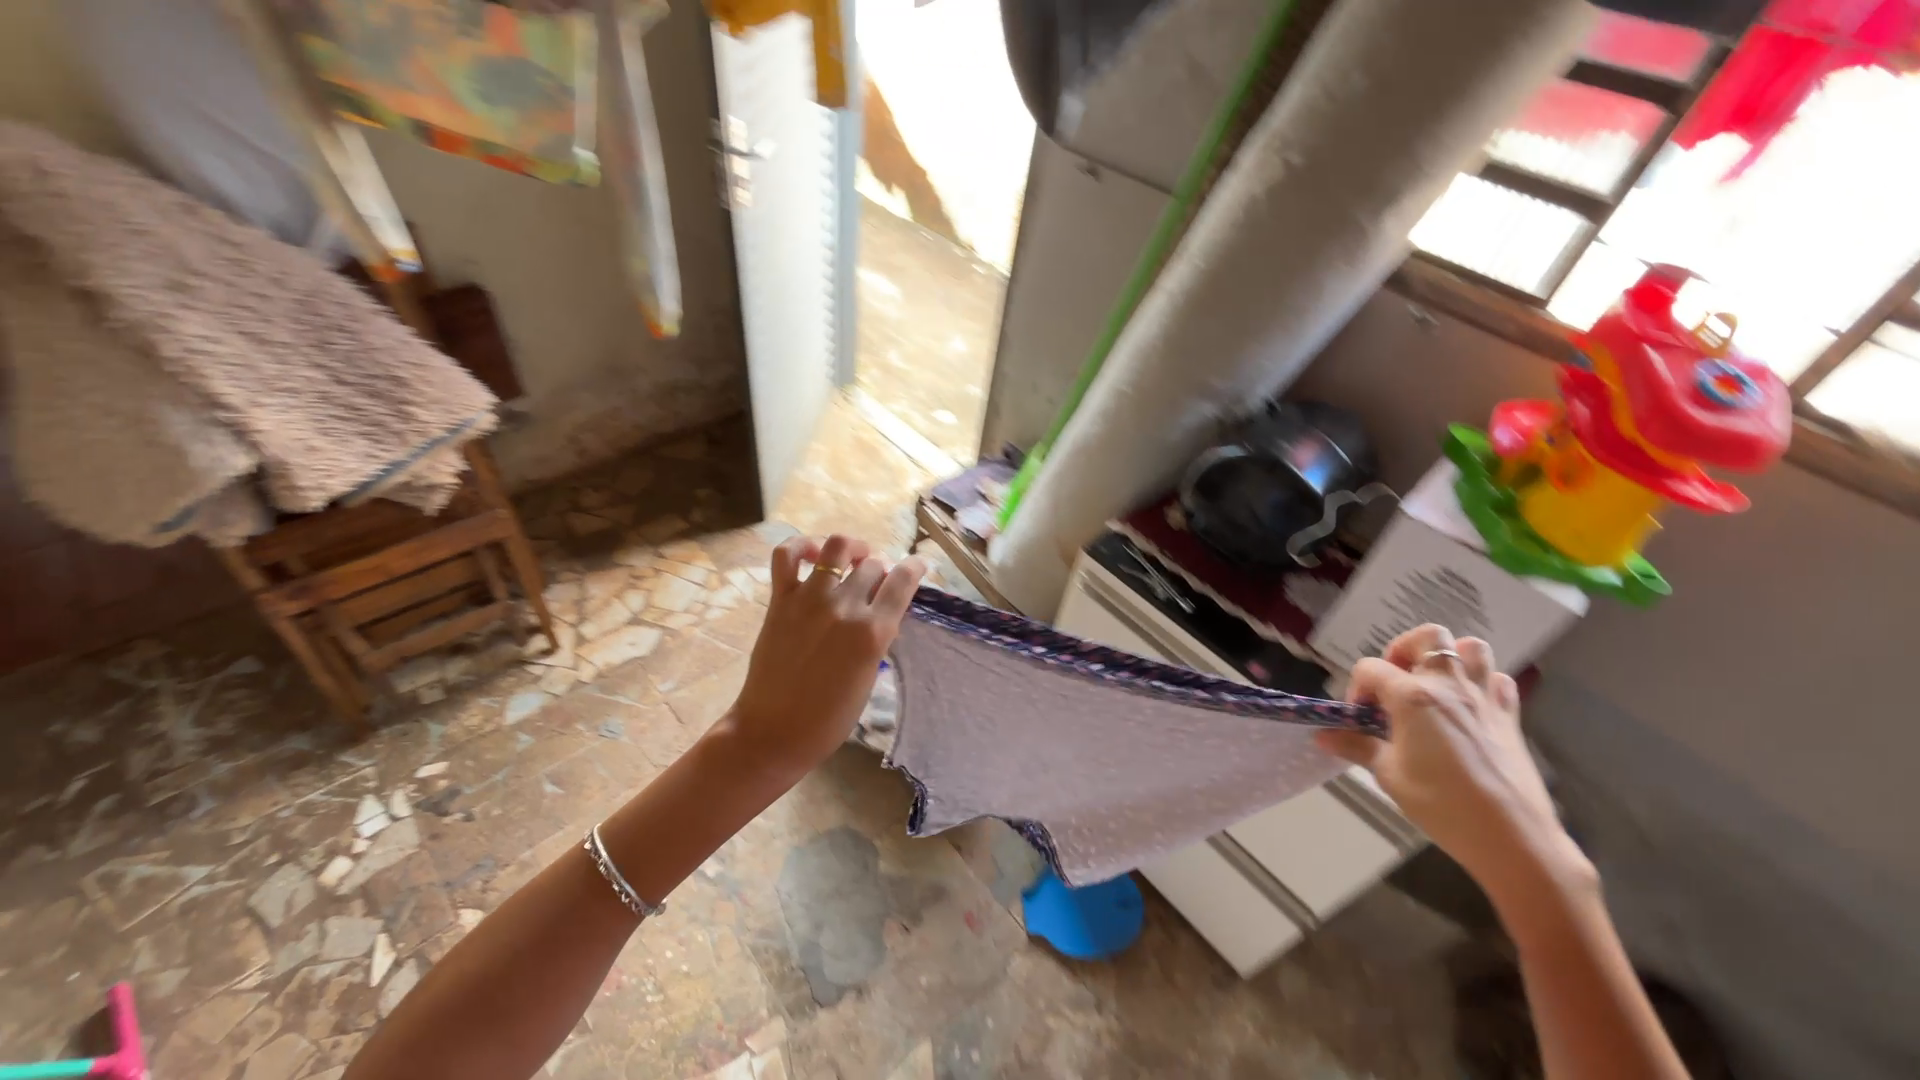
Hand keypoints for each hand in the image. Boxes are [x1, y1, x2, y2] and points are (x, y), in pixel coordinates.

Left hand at [716, 534, 925, 777]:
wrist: (775, 731)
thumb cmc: (829, 718)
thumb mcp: (868, 677)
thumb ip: (876, 639)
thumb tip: (880, 613)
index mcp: (874, 632)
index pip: (903, 581)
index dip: (915, 568)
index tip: (917, 566)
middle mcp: (845, 607)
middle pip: (873, 565)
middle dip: (880, 570)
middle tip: (876, 582)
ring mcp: (810, 599)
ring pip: (838, 548)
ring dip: (852, 549)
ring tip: (852, 558)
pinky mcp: (780, 600)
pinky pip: (786, 555)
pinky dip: (800, 546)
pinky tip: (812, 555)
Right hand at [1315, 624, 1587, 901]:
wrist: (1511, 836)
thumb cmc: (1441, 805)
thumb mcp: (1389, 776)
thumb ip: (1357, 747)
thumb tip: (1323, 737)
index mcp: (1412, 696)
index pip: (1370, 669)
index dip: (1356, 689)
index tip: (1358, 719)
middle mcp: (1448, 685)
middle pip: (1427, 637)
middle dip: (1403, 651)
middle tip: (1395, 683)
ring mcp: (1484, 697)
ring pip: (1470, 647)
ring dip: (1448, 658)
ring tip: (1432, 686)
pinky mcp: (1510, 715)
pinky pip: (1498, 679)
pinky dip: (1481, 683)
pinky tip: (1468, 707)